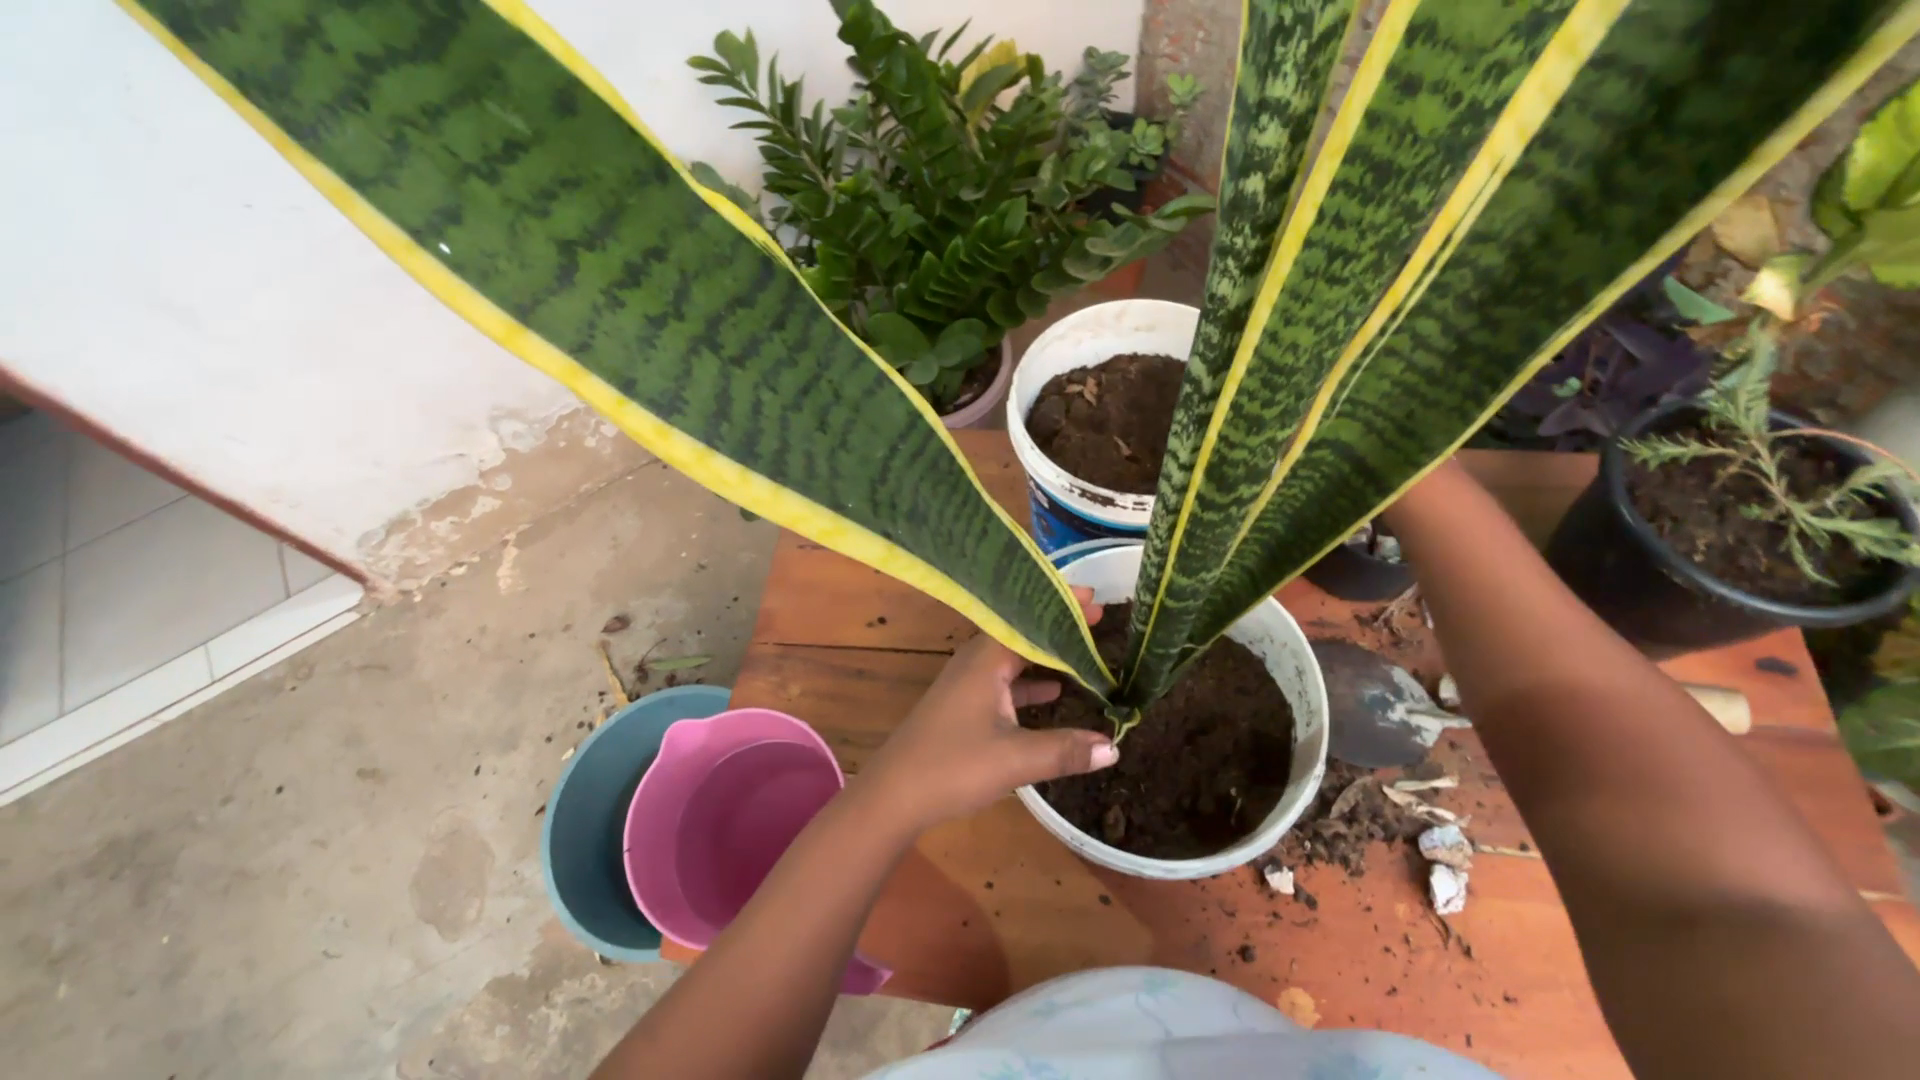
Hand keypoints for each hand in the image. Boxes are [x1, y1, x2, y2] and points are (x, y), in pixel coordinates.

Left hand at [855, 588, 1118, 833]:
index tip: (1097, 598)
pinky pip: (1004, 681)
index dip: (1063, 610)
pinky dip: (1030, 681)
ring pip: (1012, 657)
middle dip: (1058, 625)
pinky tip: (1055, 690)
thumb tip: (1114, 746)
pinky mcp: (963, 707)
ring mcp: (966, 684)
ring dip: (1045, 652)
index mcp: (985, 661)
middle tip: (1098, 616)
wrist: (892, 795)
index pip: (1029, 622)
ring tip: (1083, 647)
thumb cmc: (952, 767)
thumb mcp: (1015, 760)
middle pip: (1021, 633)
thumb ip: (1065, 750)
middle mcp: (974, 663)